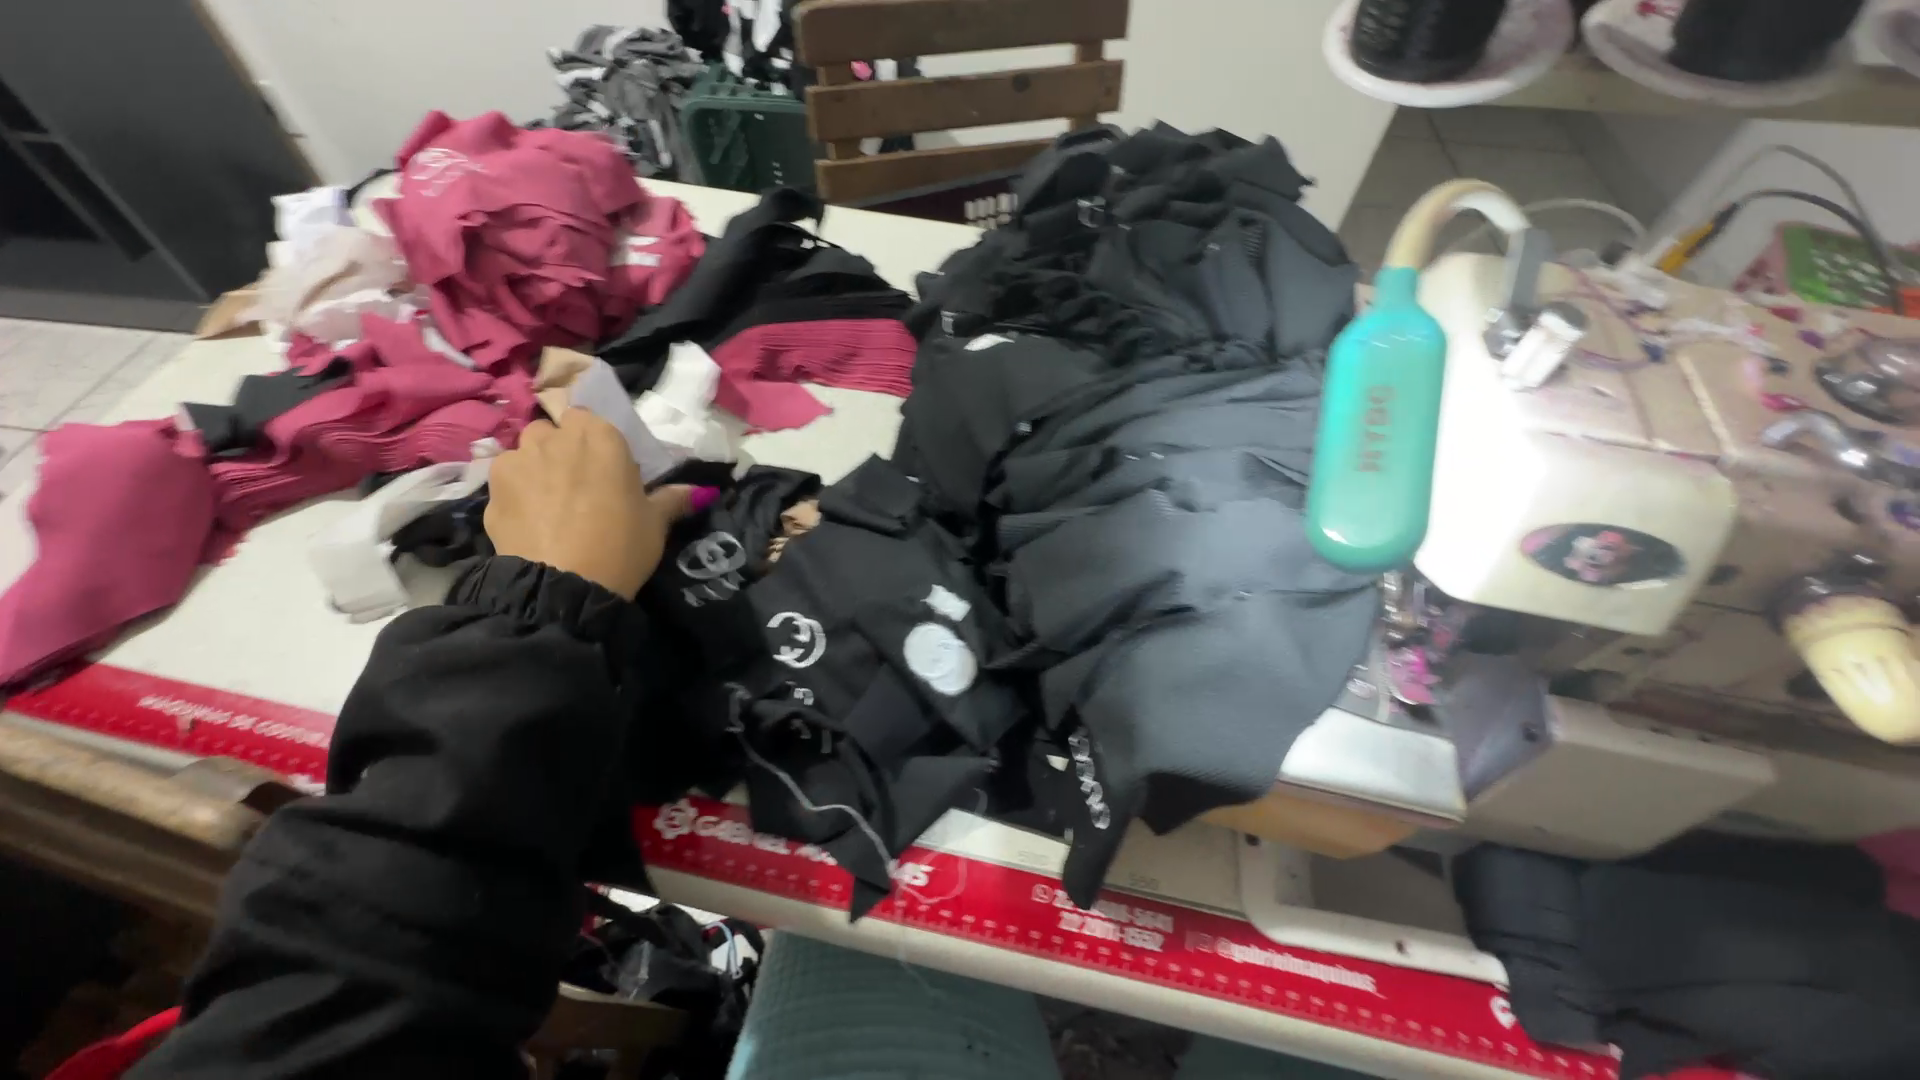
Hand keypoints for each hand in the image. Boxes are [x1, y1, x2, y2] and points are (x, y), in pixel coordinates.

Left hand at [485, 409, 692, 599]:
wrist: (564, 586)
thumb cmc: (621, 545)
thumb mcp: (656, 523)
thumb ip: (672, 499)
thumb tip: (698, 491)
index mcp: (600, 436)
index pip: (589, 417)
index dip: (594, 441)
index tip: (605, 466)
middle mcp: (554, 438)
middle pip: (553, 431)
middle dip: (562, 449)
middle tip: (578, 484)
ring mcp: (517, 461)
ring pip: (525, 452)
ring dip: (536, 467)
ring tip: (549, 502)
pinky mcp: (491, 490)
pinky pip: (506, 481)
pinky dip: (516, 493)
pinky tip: (529, 520)